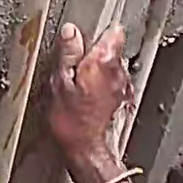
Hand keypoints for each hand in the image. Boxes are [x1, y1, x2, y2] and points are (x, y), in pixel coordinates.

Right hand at [45, 22, 130, 182]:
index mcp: (104, 61)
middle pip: (111, 49)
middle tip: (72, 65)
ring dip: (97, 71)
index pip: (113, 31)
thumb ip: (67, 54)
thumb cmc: (70, 121)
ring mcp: (123, 87)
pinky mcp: (121, 101)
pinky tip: (85, 99)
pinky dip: (100, 87)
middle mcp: (119, 71)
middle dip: (94, 52)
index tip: (82, 38)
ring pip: (111, 67)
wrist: (85, 151)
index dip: (97, 32)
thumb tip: (70, 32)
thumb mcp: (59, 83)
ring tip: (77, 85)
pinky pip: (111, 84)